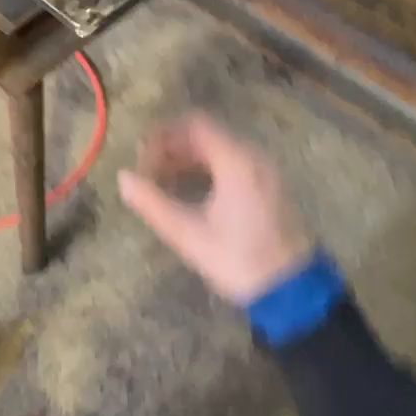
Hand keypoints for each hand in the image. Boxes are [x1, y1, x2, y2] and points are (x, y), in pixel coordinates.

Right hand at [117, 115, 314, 306]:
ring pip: (219, 150)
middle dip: (171, 150)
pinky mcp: (270, 187)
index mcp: (236, 160)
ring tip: (163, 185)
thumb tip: (123, 178)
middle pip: (205, 135)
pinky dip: (207, 170)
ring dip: (187, 161)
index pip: (193, 125)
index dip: (162, 137)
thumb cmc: (237, 258)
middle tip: (147, 175)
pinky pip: (233, 164)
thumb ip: (152, 202)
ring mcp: (265, 172)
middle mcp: (254, 157)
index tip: (142, 162)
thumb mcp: (187, 233)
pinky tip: (190, 194)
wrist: (292, 290)